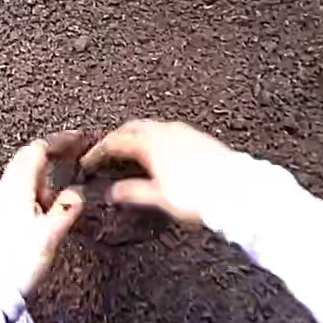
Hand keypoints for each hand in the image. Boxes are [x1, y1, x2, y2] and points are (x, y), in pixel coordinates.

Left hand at [0, 140, 85, 296]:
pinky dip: (37, 185)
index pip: (38, 149)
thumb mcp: (50, 234)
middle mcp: (5, 190)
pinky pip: (19, 189)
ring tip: (64, 175)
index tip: (79, 138)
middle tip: (74, 149)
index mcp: (17, 187)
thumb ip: (67, 208)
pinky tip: (46, 202)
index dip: (61, 140)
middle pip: (28, 157)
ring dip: (45, 169)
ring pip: (23, 173)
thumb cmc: (14, 265)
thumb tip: (78, 192)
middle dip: (53, 149)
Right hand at [81, 119, 235, 224]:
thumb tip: (114, 192)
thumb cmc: (197, 194)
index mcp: (150, 143)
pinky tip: (158, 148)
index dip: (99, 151)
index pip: (116, 141)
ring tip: (130, 147)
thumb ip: (134, 192)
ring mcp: (181, 130)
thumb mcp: (159, 197)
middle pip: (132, 127)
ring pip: (150, 126)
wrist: (234, 187)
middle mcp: (164, 131)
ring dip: (136, 134)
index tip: (89, 160)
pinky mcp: (195, 135)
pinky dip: (153, 135)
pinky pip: (166, 129)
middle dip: (116, 137)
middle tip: (106, 149)